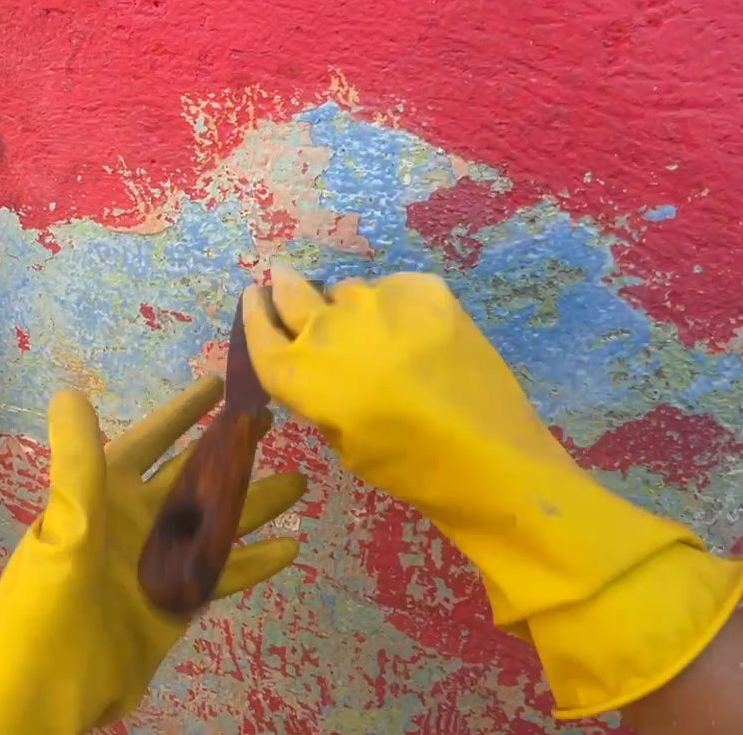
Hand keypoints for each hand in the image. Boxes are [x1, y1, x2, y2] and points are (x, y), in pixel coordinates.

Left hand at [0, 379, 305, 733]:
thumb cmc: (45, 602)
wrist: (44, 695)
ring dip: (254, 502)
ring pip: (216, 521)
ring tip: (298, 482)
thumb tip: (69, 393)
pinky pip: (221, 573)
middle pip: (193, 474)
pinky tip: (290, 548)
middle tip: (270, 423)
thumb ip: (76, 461)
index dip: (183, 412)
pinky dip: (254, 561)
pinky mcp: (176, 602)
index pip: (151, 439)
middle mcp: (136, 517)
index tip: (218, 386)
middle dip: (229, 450)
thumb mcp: (62, 525)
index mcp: (105, 492)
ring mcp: (159, 560)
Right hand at [244, 268, 742, 718]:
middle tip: (283, 278)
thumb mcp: (340, 435)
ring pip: (350, 292)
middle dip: (284, 285)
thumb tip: (316, 356)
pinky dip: (398, 305)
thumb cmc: (405, 465)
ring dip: (351, 306)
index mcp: (300, 373)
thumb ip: (316, 388)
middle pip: (292, 292)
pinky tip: (416, 330)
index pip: (259, 329)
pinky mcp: (423, 290)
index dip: (253, 311)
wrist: (489, 460)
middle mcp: (328, 328)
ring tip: (374, 328)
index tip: (252, 295)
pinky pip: (396, 289)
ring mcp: (376, 303)